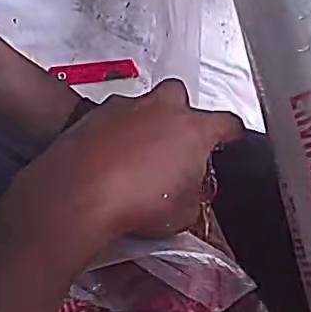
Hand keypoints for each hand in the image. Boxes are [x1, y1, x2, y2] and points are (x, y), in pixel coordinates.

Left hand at [0, 80, 242, 260]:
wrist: (80, 194)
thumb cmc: (136, 201)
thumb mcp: (184, 212)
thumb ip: (194, 195)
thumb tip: (189, 194)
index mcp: (194, 128)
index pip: (226, 123)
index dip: (230, 134)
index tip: (230, 139)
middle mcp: (161, 107)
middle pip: (179, 99)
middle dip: (180, 118)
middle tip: (175, 146)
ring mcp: (124, 107)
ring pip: (142, 107)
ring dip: (143, 126)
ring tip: (137, 159)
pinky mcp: (92, 115)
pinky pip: (111, 120)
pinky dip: (113, 135)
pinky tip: (109, 162)